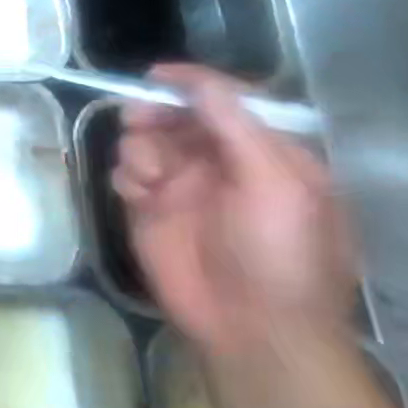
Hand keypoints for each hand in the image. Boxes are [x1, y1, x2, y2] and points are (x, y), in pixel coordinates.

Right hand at [114, 64, 357, 360]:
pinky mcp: (149, 211)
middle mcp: (219, 163)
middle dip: (155, 111)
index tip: (156, 76)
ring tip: (149, 176)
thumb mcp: (277, 183)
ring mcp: (181, 187)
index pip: (223, 102)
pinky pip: (126, 173)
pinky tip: (140, 196)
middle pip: (175, 116)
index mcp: (262, 152)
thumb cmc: (281, 254)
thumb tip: (195, 81)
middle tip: (140, 119)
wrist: (252, 330)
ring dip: (140, 146)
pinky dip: (127, 175)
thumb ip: (235, 124)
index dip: (191, 84)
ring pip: (145, 140)